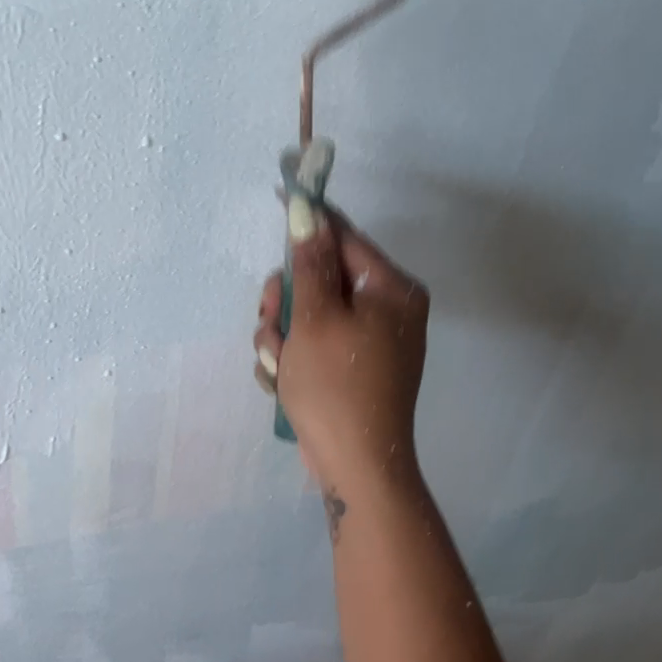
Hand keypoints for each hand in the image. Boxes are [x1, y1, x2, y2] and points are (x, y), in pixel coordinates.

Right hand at [253, 195, 428, 496]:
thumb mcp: (315, 318)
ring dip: (280, 335)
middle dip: (285, 301)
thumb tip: (306, 208)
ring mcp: (369, 341)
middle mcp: (385, 309)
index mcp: (390, 289)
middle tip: (271, 323)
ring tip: (278, 364)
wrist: (355, 464)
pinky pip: (311, 344)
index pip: (344, 237)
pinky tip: (284, 380)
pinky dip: (291, 358)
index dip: (307, 222)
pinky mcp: (350, 368)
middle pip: (319, 278)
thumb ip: (309, 262)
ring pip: (306, 314)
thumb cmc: (336, 386)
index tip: (278, 197)